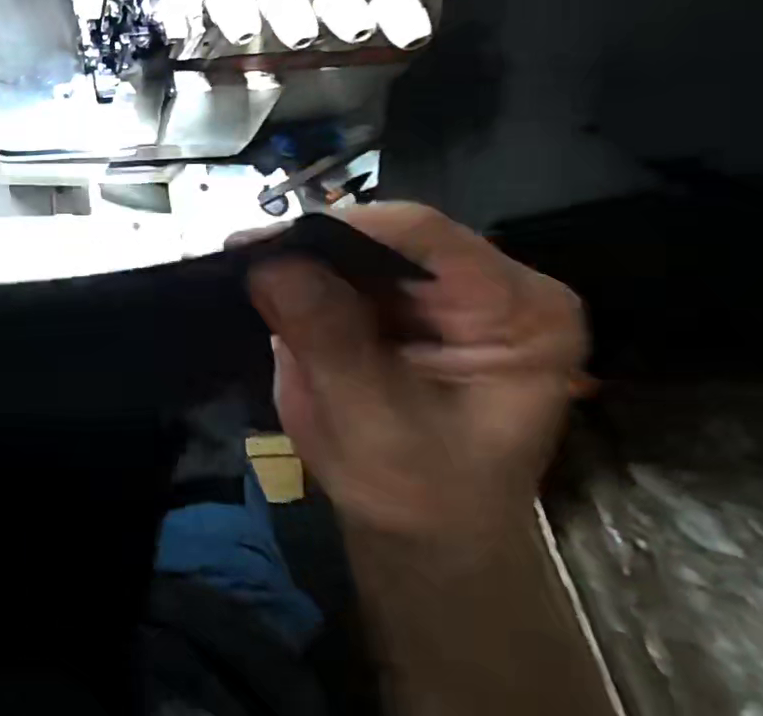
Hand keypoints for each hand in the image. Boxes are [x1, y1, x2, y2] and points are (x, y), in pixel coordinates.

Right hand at [244, 203, 584, 550]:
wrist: (420, 533)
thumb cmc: (421, 497)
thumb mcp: (374, 426)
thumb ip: (329, 341)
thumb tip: (271, 263)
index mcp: (518, 312)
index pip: (427, 236)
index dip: (342, 229)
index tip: (268, 244)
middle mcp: (488, 283)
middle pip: (389, 233)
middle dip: (314, 245)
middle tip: (243, 255)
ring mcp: (441, 288)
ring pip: (358, 243)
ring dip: (300, 259)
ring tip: (244, 267)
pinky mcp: (400, 298)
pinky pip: (343, 267)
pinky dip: (300, 276)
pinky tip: (265, 286)